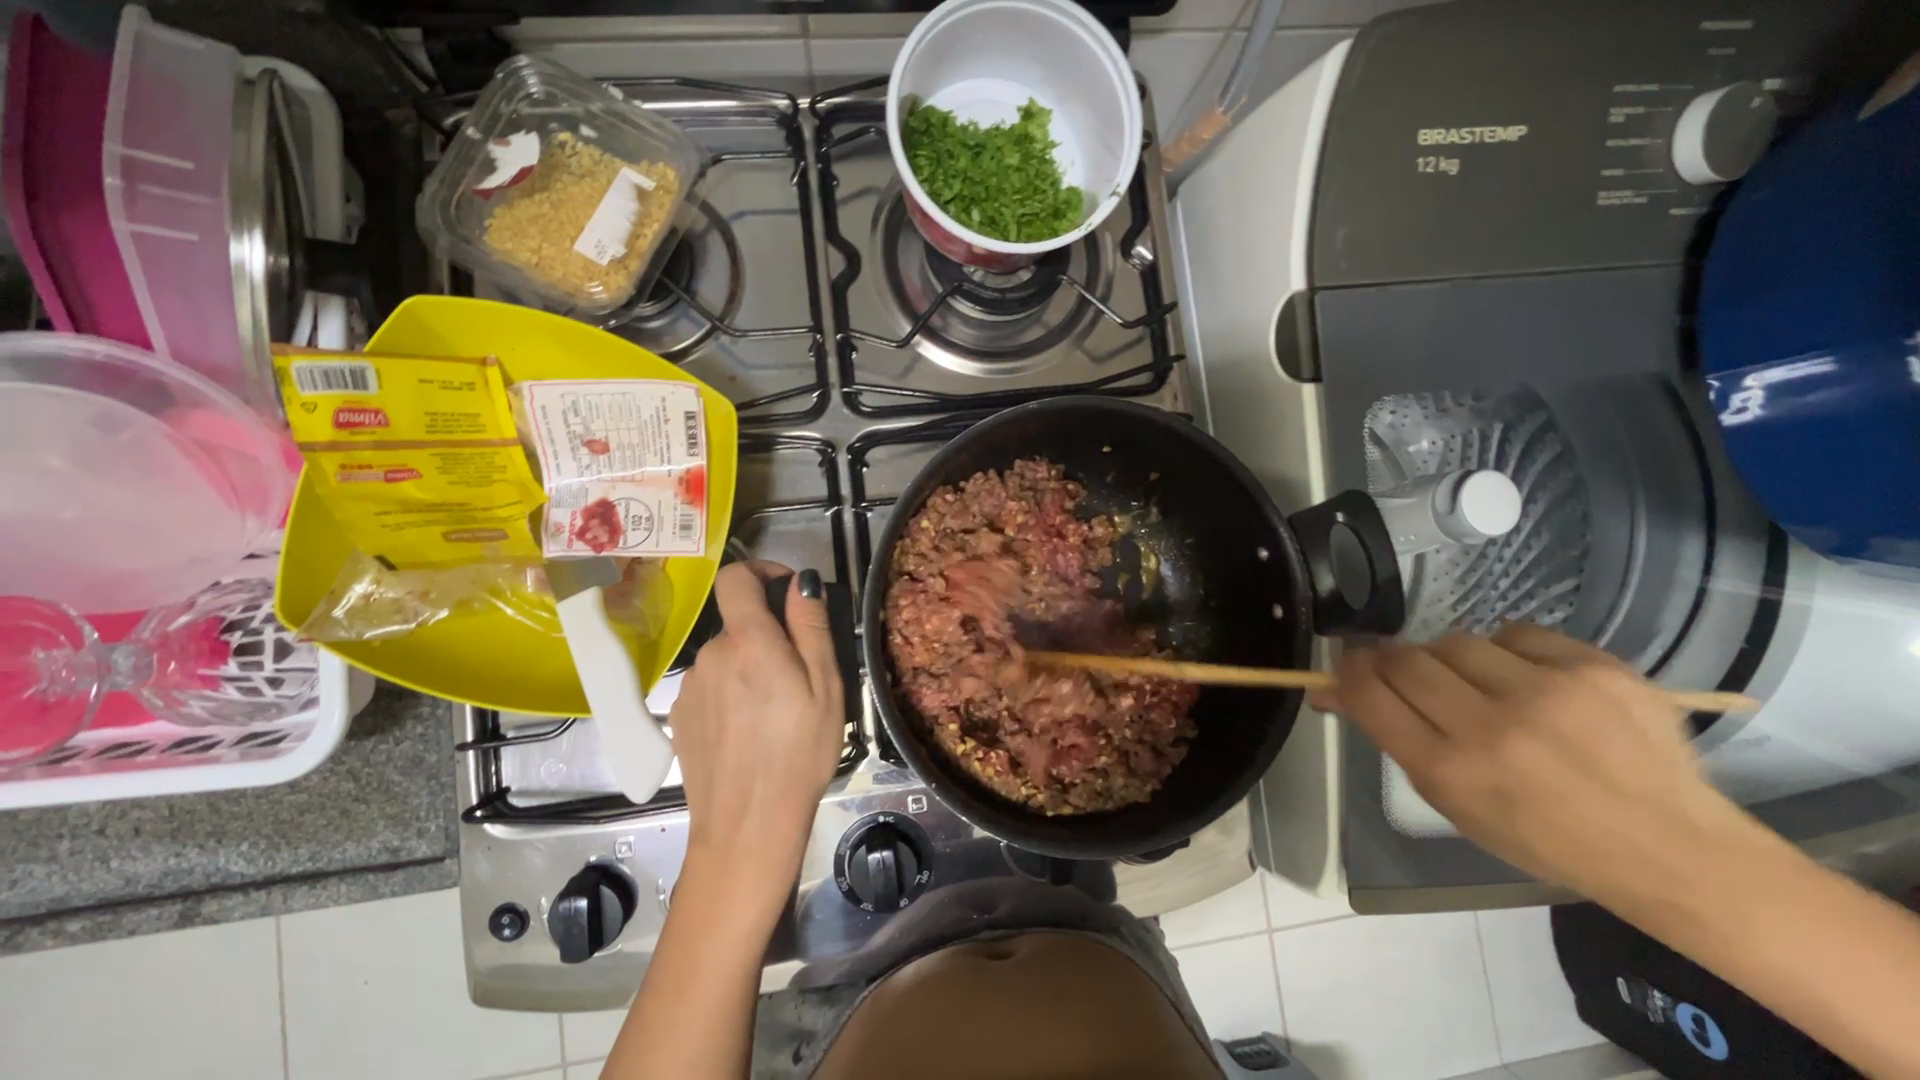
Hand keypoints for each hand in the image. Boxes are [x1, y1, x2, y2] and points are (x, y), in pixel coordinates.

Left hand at [670, 562, 843, 888]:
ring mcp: (690, 688)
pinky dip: (732, 694)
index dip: (761, 570)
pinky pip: (712, 687)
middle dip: (768, 636)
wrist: (747, 824)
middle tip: (801, 676)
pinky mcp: (681, 717)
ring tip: (777, 712)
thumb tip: (801, 582)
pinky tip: (751, 732)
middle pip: (738, 624)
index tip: (788, 589)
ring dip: (751, 668)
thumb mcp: (825, 686)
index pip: (736, 576)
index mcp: (747, 641)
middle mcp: (709, 655)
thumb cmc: (799, 753)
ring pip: (726, 659)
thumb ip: (810, 626)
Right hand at [1314, 624, 1758, 905]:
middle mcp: (1491, 725)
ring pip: (1457, 641)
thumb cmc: (1546, 839)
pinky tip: (1529, 680)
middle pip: (1406, 659)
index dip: (1348, 672)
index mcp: (1450, 771)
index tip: (1348, 667)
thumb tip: (1340, 690)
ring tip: (1481, 687)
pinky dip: (1509, 652)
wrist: (1668, 846)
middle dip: (1393, 662)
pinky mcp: (1595, 667)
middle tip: (1405, 674)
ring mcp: (1547, 691)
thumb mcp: (1456, 806)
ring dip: (1453, 660)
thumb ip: (1398, 741)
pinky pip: (1517, 634)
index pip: (1369, 693)